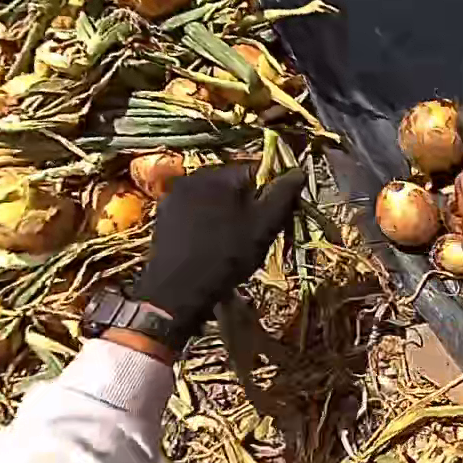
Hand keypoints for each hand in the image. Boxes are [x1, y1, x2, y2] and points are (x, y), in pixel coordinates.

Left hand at [132, 163, 305, 342]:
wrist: (178, 292)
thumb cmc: (227, 255)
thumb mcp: (264, 225)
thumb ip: (283, 194)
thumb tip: (298, 171)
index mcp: (218, 175)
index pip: (257, 171)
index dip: (272, 192)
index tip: (276, 216)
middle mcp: (192, 178)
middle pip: (234, 185)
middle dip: (249, 204)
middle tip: (257, 232)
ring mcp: (173, 198)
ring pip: (214, 199)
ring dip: (228, 214)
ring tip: (234, 242)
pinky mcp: (164, 217)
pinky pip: (196, 213)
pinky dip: (208, 223)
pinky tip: (212, 246)